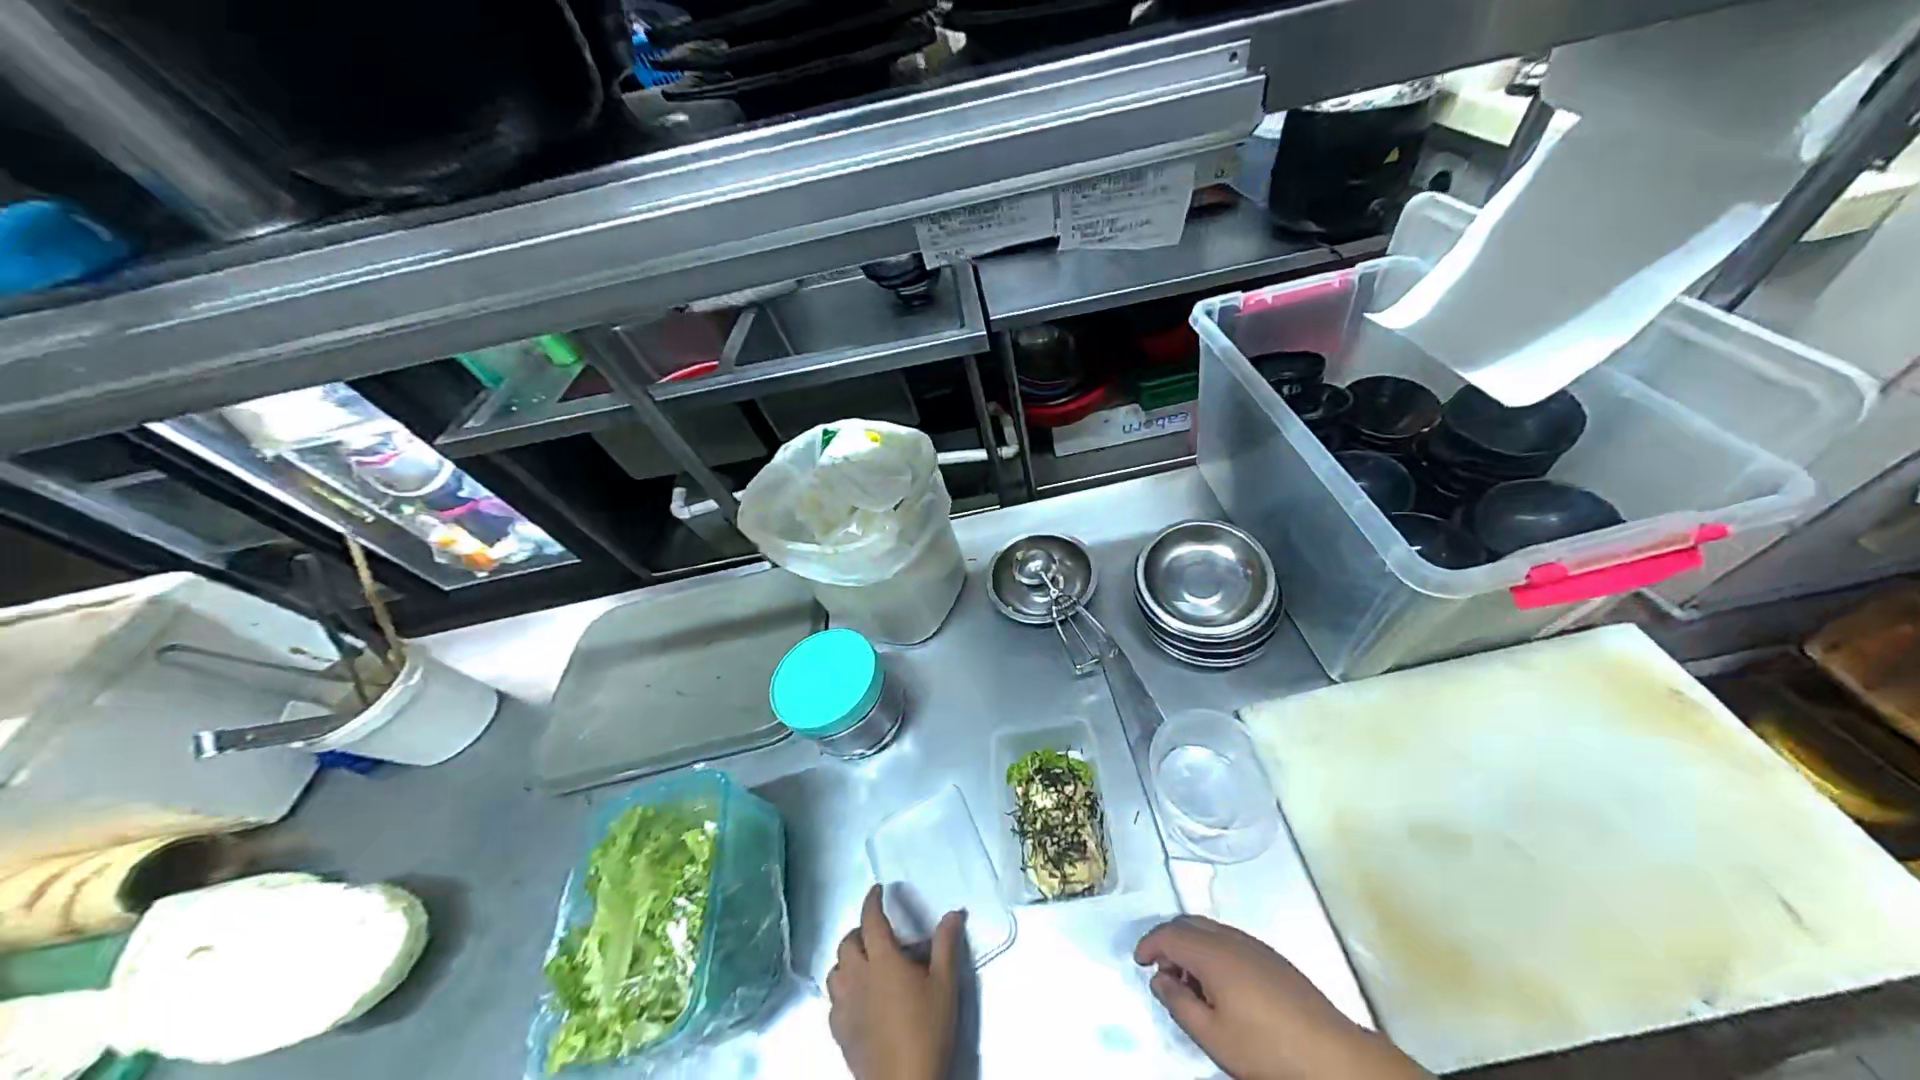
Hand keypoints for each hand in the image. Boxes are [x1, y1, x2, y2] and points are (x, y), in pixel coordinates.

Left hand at [827, 884, 965, 1079]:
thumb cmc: (928, 1029)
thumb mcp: (946, 984)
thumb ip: (946, 945)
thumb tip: (953, 913)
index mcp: (883, 960)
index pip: (871, 920)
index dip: (872, 901)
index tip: (876, 890)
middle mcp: (857, 976)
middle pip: (848, 943)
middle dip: (860, 931)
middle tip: (876, 933)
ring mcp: (844, 1004)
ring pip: (835, 970)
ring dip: (847, 960)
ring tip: (864, 963)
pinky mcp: (838, 1030)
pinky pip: (833, 999)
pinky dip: (842, 989)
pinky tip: (857, 998)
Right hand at [1135, 915, 1430, 1079]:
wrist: (1331, 1055)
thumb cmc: (1265, 1048)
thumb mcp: (1212, 1035)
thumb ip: (1178, 1003)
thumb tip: (1160, 979)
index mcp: (1213, 953)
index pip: (1170, 934)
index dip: (1149, 944)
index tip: (1138, 961)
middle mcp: (1232, 939)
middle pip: (1189, 924)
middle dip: (1168, 940)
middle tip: (1160, 970)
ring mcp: (1255, 945)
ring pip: (1210, 930)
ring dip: (1191, 946)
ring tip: (1188, 982)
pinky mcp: (1272, 958)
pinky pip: (1229, 939)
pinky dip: (1211, 950)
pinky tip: (1218, 984)